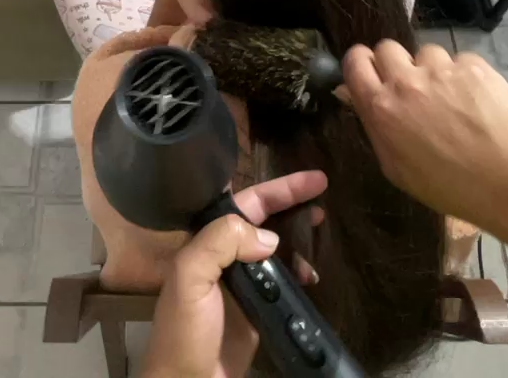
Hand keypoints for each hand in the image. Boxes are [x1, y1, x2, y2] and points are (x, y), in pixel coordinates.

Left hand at [141, 171, 327, 377]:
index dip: (279, 188)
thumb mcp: (190, 276)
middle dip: (292, 202)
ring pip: (275, 246)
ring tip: (322, 229)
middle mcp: (225, 254)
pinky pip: (282, 280)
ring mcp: (242, 282)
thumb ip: (221, 241)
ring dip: (298, 236)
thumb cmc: (184, 330)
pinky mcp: (257, 310)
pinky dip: (298, 271)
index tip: (314, 179)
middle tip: (323, 192)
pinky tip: (311, 274)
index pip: (247, 202)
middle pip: (264, 218)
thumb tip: (269, 236)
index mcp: (207, 240)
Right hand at [342, 40, 507, 226]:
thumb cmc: (449, 187)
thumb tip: (356, 95)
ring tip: (452, 98)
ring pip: (425, 53)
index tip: (374, 75)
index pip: (355, 59)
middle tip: (413, 89)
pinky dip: (464, 76)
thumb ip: (373, 125)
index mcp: (381, 107)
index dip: (363, 64)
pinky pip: (459, 60)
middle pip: (386, 48)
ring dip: (433, 71)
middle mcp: (406, 81)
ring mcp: (441, 70)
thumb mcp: (396, 168)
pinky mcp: (473, 66)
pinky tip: (477, 100)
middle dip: (396, 64)